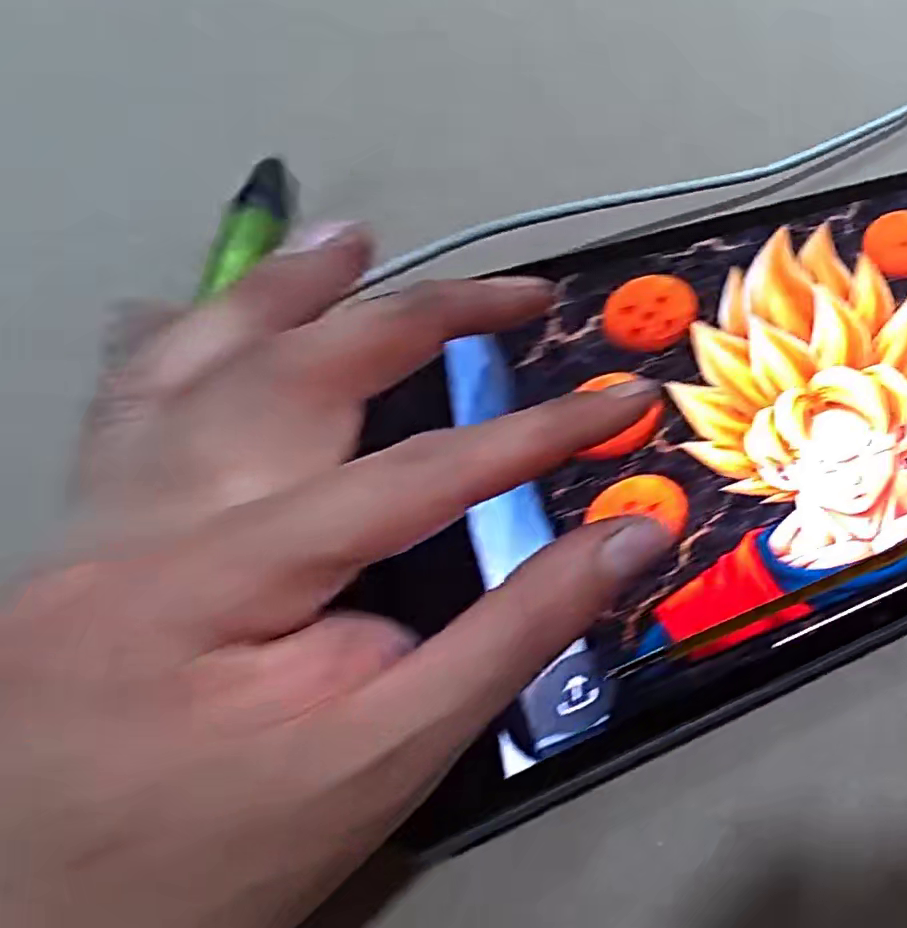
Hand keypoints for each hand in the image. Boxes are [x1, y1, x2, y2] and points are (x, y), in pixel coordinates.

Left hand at [0, 224, 671, 927]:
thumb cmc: (237, 848)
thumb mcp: (408, 741)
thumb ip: (529, 624)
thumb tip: (639, 534)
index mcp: (206, 587)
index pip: (416, 475)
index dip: (538, 433)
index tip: (625, 403)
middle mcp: (127, 532)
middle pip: (287, 378)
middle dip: (420, 317)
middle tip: (516, 293)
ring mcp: (86, 531)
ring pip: (181, 372)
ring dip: (282, 293)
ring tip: (353, 240)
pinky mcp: (85, 547)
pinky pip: (125, 415)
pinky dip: (177, 344)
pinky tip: (201, 312)